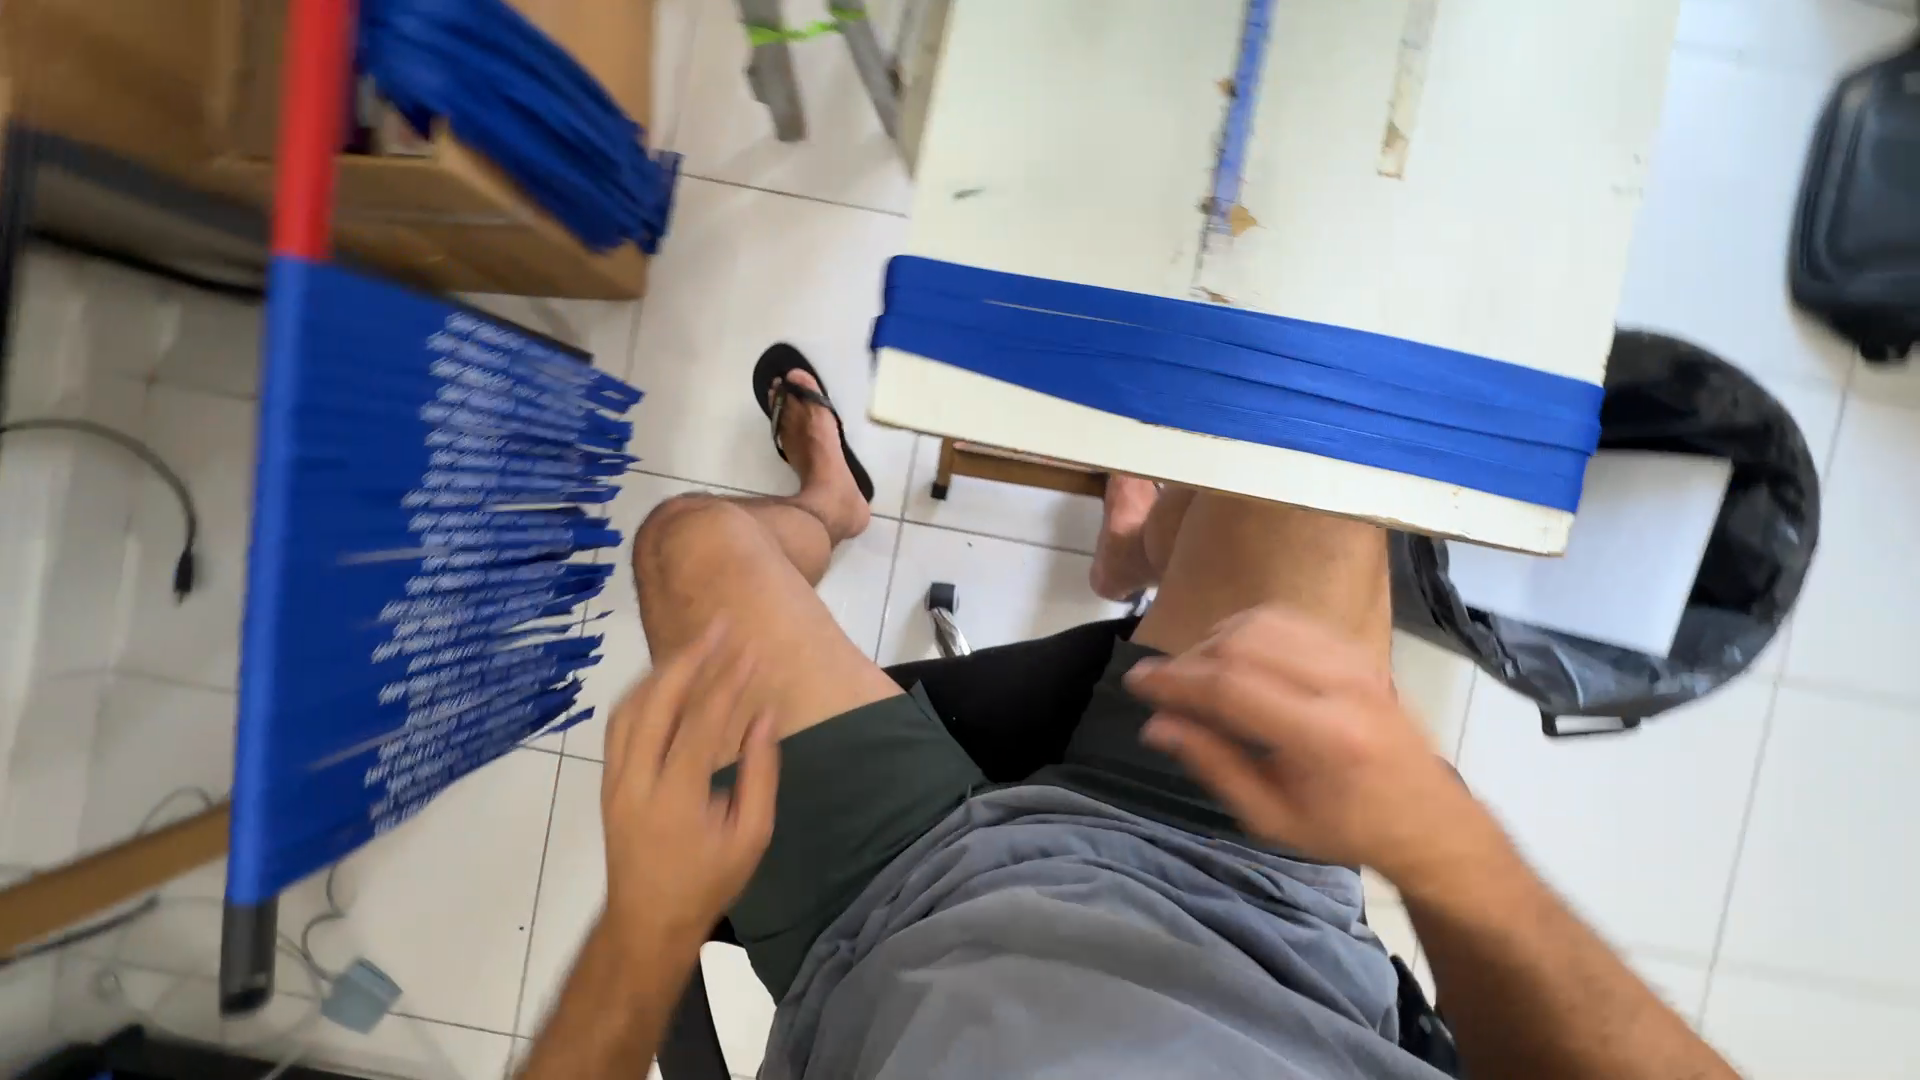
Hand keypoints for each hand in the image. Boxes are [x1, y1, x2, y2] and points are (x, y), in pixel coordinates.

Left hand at [600, 622, 778, 954]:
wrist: (646, 923)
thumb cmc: (708, 881)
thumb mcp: (751, 835)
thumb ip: (760, 773)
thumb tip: (766, 715)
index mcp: (676, 797)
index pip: (703, 721)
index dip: (729, 681)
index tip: (753, 651)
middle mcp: (636, 780)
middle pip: (658, 702)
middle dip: (691, 658)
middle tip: (720, 626)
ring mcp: (614, 778)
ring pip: (631, 707)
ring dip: (665, 670)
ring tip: (698, 645)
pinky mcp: (608, 780)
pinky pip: (621, 722)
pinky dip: (645, 691)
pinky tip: (667, 679)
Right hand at [1125, 604, 1503, 889]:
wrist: (1429, 819)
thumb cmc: (1345, 829)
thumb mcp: (1270, 818)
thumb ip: (1212, 764)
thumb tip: (1155, 724)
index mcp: (1323, 738)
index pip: (1230, 688)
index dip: (1174, 681)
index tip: (1135, 682)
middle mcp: (1341, 686)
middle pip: (1241, 644)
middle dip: (1188, 660)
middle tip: (1164, 686)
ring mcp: (1354, 661)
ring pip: (1260, 622)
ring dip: (1214, 640)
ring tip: (1197, 672)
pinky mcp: (1356, 650)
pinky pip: (1286, 619)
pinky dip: (1245, 628)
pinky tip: (1232, 653)